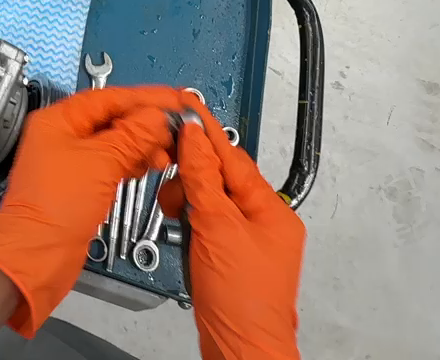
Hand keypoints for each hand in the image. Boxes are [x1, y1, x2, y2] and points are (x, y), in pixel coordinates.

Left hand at [0, 85, 185, 335]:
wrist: (37, 256)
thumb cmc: (55, 206)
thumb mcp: (100, 163)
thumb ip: (131, 136)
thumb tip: (156, 116)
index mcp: (59, 119)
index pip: (108, 98)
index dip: (144, 98)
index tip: (173, 99)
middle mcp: (63, 135)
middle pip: (112, 118)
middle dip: (145, 123)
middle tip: (175, 130)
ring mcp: (71, 160)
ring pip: (114, 142)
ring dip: (142, 144)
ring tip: (166, 153)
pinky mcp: (80, 184)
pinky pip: (111, 163)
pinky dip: (132, 162)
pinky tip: (149, 166)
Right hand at [158, 100, 305, 359]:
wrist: (240, 353)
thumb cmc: (240, 301)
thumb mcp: (215, 226)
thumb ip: (202, 176)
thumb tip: (194, 137)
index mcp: (269, 209)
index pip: (230, 154)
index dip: (204, 130)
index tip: (186, 104)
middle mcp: (263, 220)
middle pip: (219, 173)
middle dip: (190, 174)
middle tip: (171, 181)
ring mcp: (247, 238)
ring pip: (209, 196)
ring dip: (187, 198)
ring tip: (177, 215)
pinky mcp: (230, 254)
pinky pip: (206, 219)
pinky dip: (190, 218)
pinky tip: (181, 228)